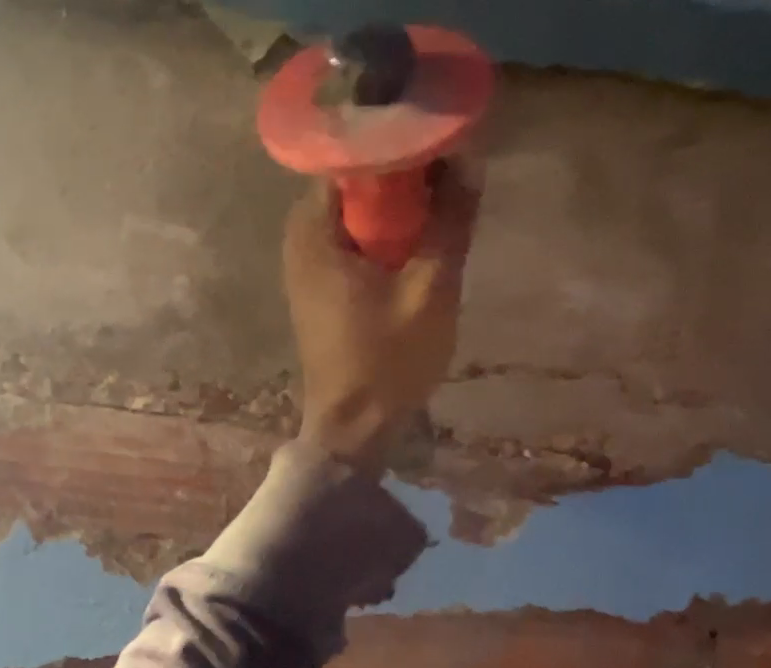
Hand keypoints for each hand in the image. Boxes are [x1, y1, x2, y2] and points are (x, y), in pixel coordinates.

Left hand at [283, 161, 481, 475]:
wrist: (353, 429)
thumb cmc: (388, 361)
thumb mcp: (431, 288)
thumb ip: (450, 221)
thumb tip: (470, 158)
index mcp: (314, 228)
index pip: (351, 153)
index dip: (397, 141)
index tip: (439, 135)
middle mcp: (300, 238)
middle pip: (354, 183)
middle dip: (402, 176)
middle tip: (451, 171)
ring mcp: (306, 266)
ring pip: (356, 215)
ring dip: (397, 209)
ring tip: (444, 203)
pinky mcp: (319, 290)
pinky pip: (353, 244)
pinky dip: (384, 238)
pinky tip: (419, 245)